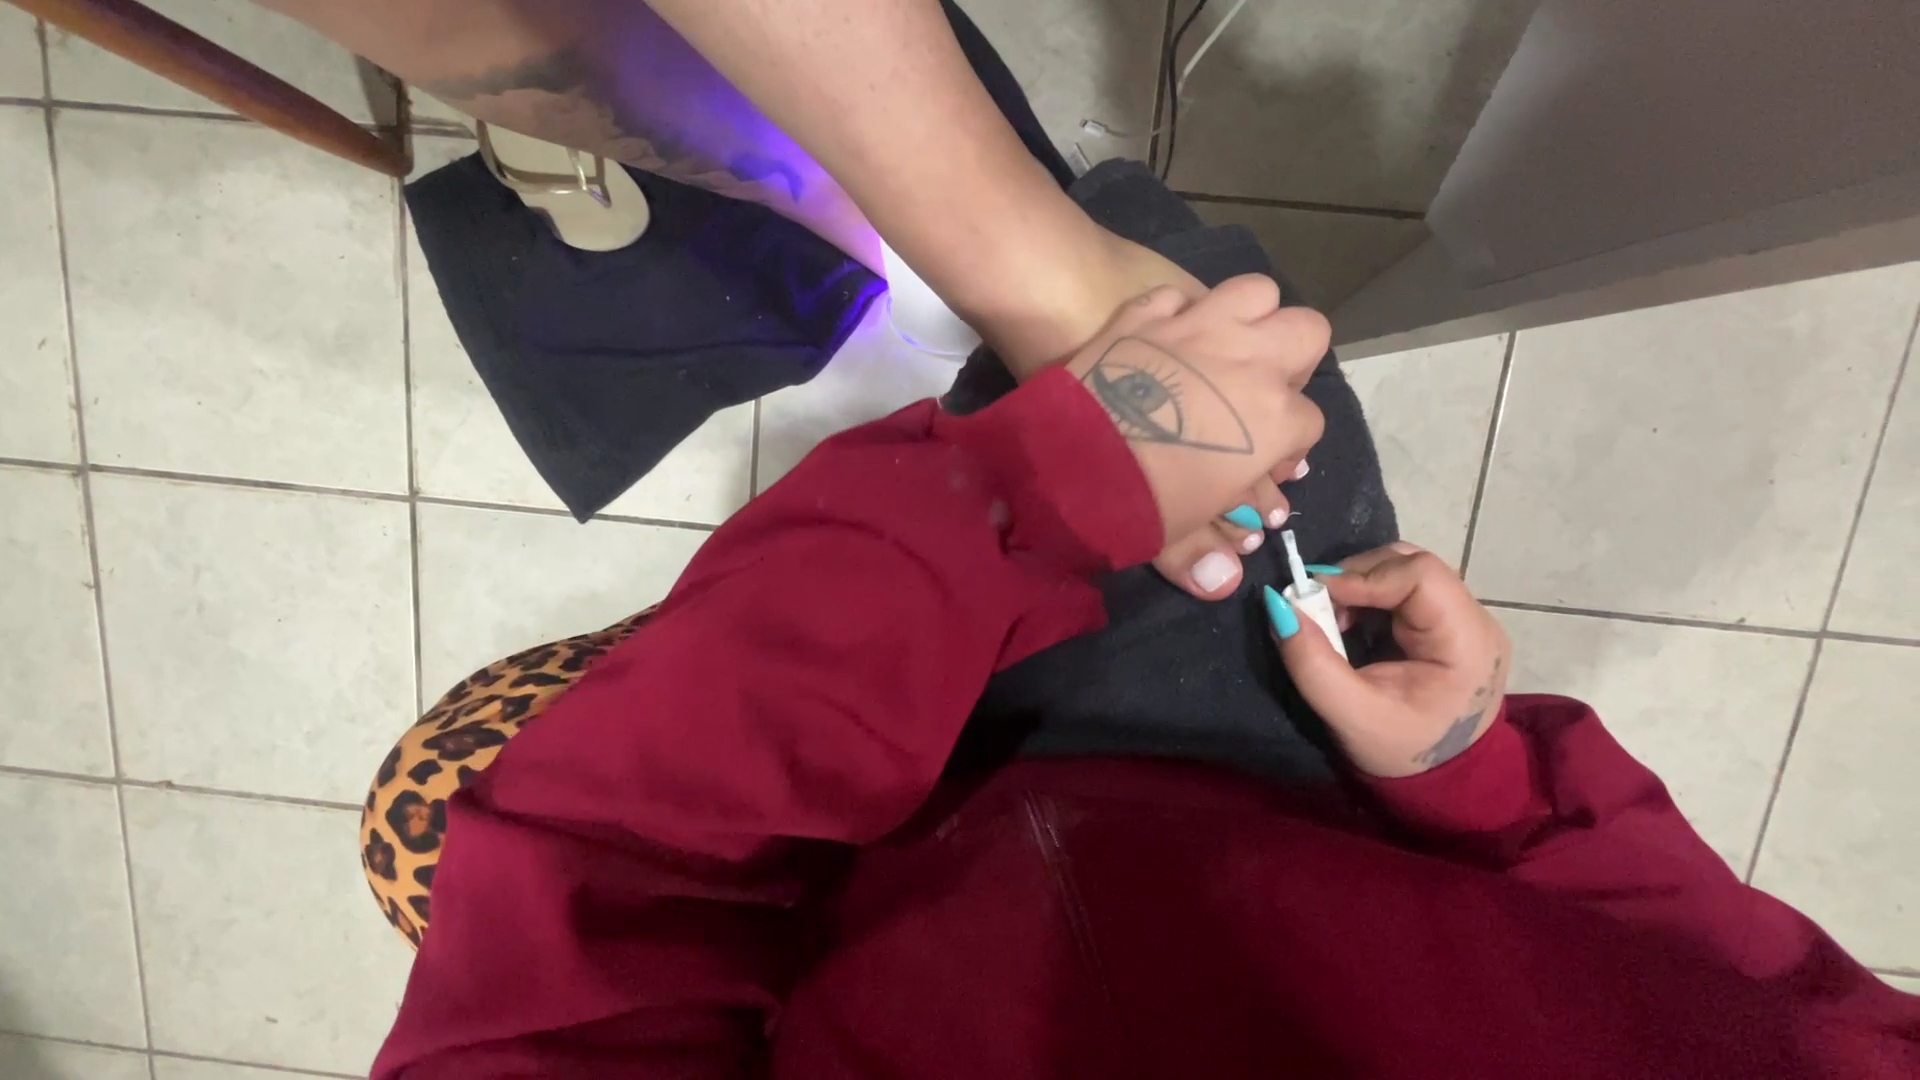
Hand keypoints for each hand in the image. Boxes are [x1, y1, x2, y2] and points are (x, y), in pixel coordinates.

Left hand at [1064, 276, 1327, 545]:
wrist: (1058, 450)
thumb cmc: (1129, 498)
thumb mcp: (1167, 534)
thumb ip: (1201, 554)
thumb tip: (1222, 582)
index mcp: (1273, 420)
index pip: (1309, 424)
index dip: (1289, 446)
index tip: (1266, 464)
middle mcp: (1251, 361)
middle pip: (1306, 333)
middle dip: (1291, 358)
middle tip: (1260, 388)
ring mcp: (1200, 325)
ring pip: (1255, 293)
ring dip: (1249, 316)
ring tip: (1226, 346)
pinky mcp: (1148, 310)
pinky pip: (1179, 296)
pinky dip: (1179, 311)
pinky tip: (1165, 335)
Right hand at [1267, 543, 1511, 777]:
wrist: (1442, 784)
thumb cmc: (1400, 752)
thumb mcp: (1348, 713)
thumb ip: (1311, 661)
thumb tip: (1276, 605)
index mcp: (1467, 643)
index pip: (1420, 575)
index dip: (1362, 576)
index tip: (1314, 595)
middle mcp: (1475, 621)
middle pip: (1412, 564)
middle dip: (1356, 576)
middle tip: (1319, 605)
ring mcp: (1463, 619)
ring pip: (1404, 569)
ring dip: (1358, 583)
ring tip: (1332, 616)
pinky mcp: (1444, 623)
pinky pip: (1401, 586)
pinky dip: (1365, 594)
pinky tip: (1348, 622)